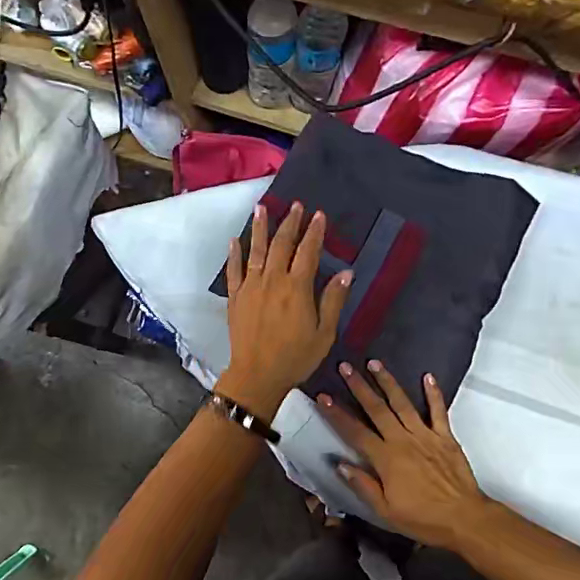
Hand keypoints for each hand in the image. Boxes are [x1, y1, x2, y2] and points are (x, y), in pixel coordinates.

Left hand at [213, 201, 351, 420]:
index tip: (318, 215)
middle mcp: (272, 280)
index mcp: (297, 288)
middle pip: (282, 244)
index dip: (314, 232)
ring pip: (256, 250)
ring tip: (262, 208)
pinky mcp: (235, 297)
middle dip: (289, 222)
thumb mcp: (324, 333)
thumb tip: (346, 272)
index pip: (308, 252)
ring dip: (260, 228)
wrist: (257, 374)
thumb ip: (333, 300)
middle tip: (295, 205)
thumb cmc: (295, 357)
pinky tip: (236, 240)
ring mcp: (250, 287)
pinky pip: (234, 270)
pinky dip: (234, 253)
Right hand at [319, 361, 497, 550]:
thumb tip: (340, 464)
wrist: (465, 519)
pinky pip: (438, 411)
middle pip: (376, 409)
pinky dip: (433, 393)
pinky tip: (428, 376)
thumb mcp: (386, 511)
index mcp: (385, 458)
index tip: (322, 396)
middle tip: (345, 366)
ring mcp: (425, 435)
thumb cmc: (423, 518)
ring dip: (387, 382)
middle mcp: (402, 440)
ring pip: (402, 403)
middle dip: (359, 386)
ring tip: (375, 363)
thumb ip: (363, 485)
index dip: (337, 413)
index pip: (355, 431)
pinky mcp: (445, 437)